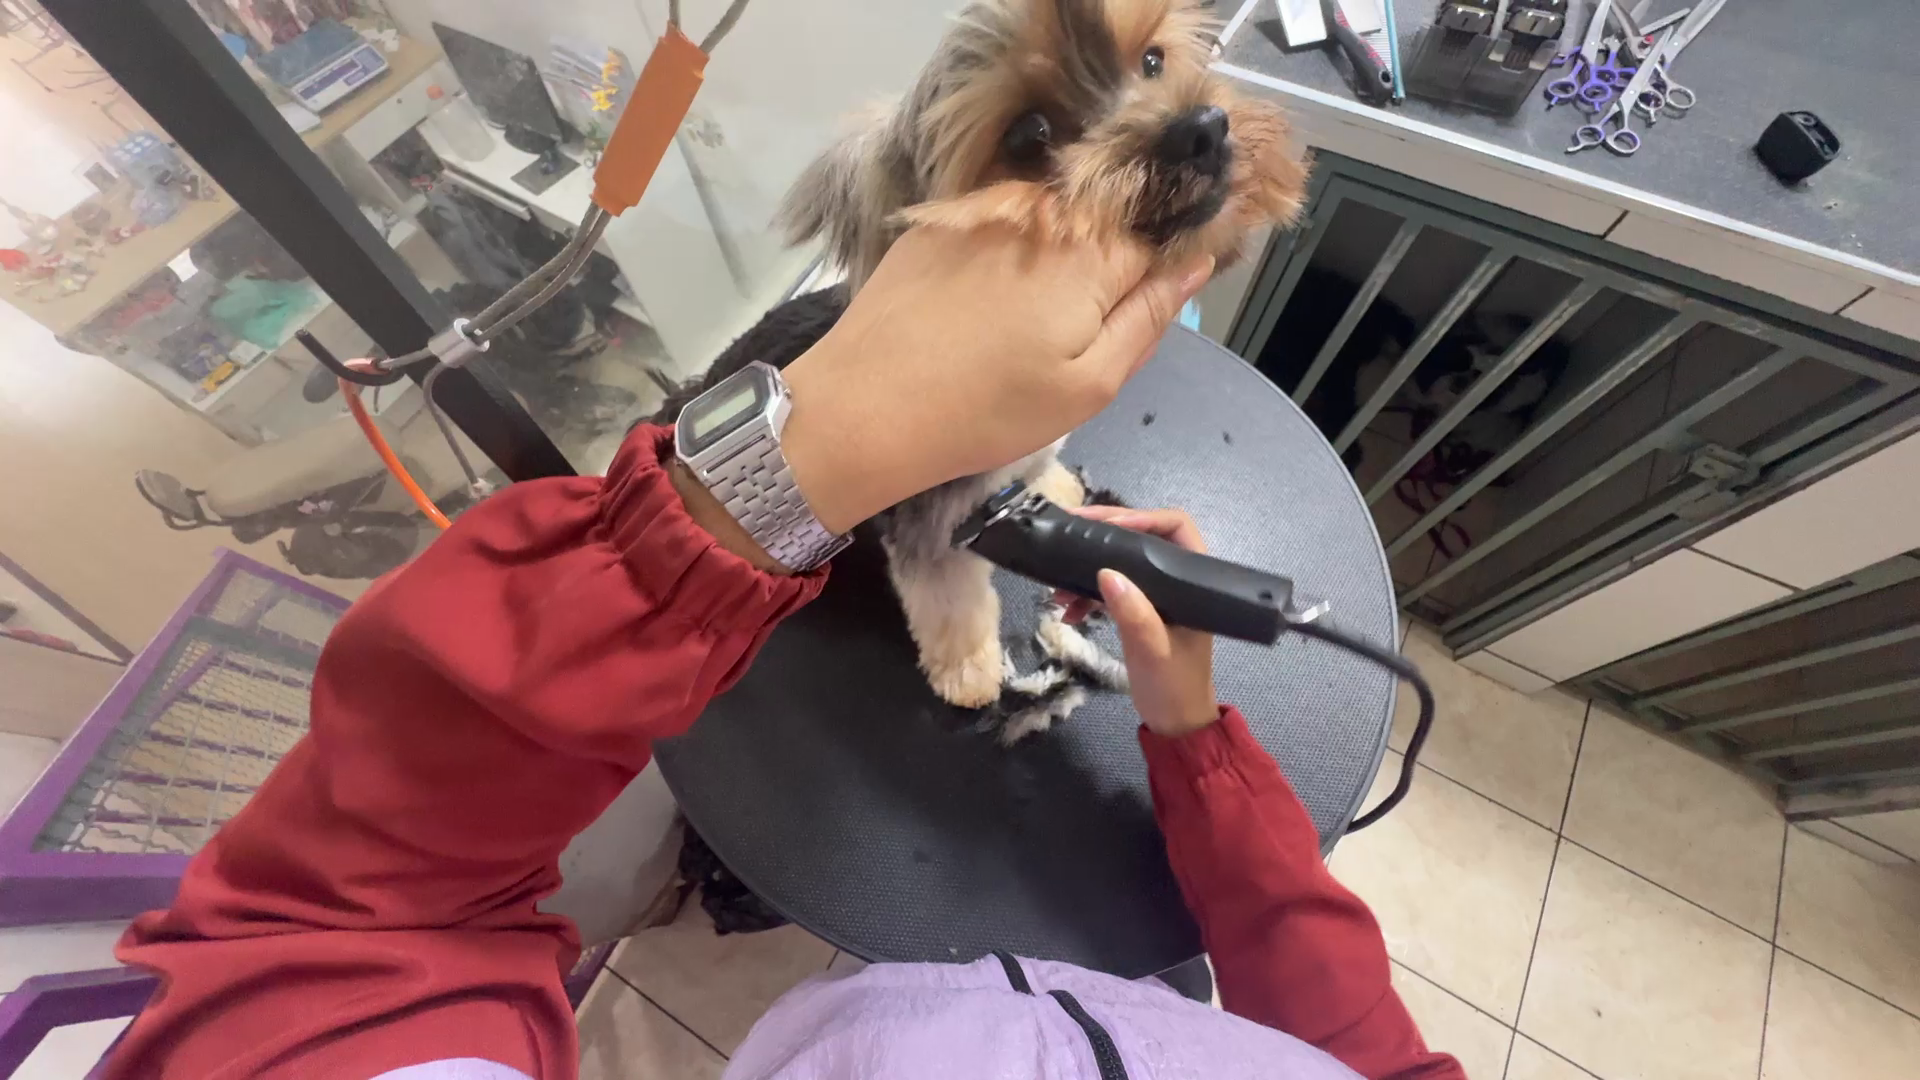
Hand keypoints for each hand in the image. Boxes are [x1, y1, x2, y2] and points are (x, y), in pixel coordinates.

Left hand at [780, 225, 1212, 532]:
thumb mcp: (1088, 387)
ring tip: (1020, 319)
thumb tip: (1193, 266)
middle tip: (1067, 329)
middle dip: (1106, 261)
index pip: (1158, 234)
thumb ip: (1148, 320)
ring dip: (1055, 254)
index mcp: (1093, 255)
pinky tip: (981, 299)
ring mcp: (987, 207)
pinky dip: (1007, 249)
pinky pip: (999, 219)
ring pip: (1052, 217)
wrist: (868, 406)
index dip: (1157, 266)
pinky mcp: (943, 217)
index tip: (1132, 306)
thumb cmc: (986, 412)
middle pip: (1105, 219)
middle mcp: (1046, 211)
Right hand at [1073, 506, 1220, 738]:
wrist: (1174, 722)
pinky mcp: (1140, 609)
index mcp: (1194, 581)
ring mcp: (1158, 594)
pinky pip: (1112, 588)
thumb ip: (1133, 612)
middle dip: (1105, 534)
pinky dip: (1087, 595)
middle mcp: (1177, 580)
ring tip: (1058, 584)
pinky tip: (1067, 610)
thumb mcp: (1152, 649)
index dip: (1143, 518)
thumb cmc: (1173, 686)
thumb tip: (1106, 573)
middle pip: (1142, 538)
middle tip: (1071, 528)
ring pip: (1122, 563)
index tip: (1108, 527)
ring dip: (1089, 569)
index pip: (1175, 527)